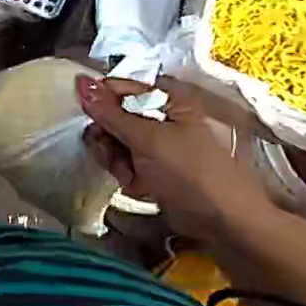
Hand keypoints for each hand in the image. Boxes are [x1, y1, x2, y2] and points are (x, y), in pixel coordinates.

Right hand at [76, 76, 269, 234]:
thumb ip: (110, 112)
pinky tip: (135, 185)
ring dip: (113, 158)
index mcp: (168, 100)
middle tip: (106, 149)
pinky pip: (124, 161)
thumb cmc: (191, 172)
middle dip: (106, 135)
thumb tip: (81, 82)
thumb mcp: (148, 138)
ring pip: (115, 141)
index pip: (120, 88)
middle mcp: (161, 118)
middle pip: (113, 115)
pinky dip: (125, 173)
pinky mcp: (153, 168)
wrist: (225, 223)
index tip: (85, 113)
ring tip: (127, 174)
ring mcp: (157, 145)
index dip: (100, 98)